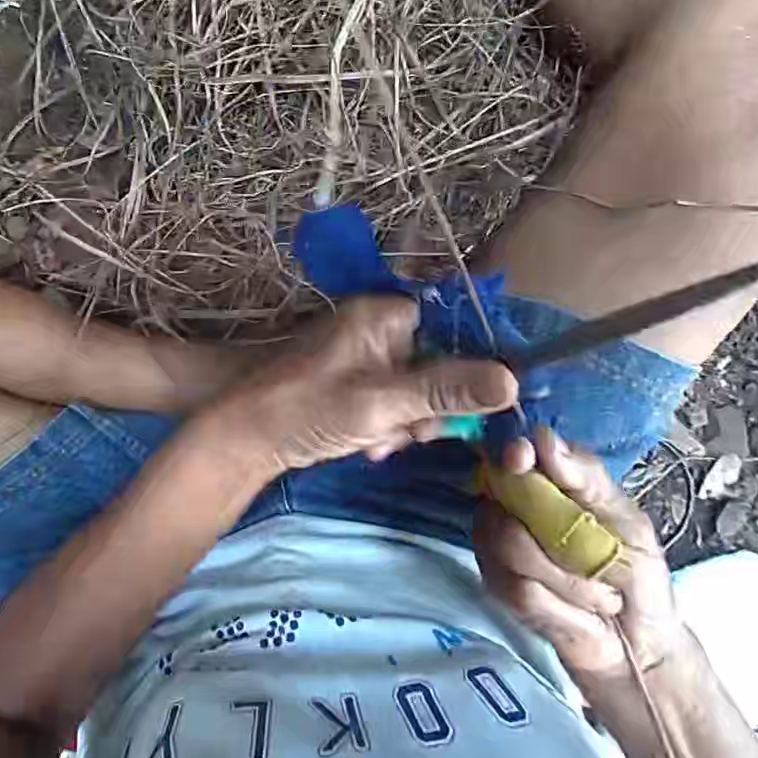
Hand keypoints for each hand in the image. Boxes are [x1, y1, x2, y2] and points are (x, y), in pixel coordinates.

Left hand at [211, 296, 516, 472]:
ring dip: (409, 420)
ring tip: (380, 440)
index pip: (451, 323)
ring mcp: (365, 354)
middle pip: (439, 360)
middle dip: (431, 403)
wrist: (246, 435)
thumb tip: (512, 379)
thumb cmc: (308, 408)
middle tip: (415, 431)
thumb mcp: (382, 402)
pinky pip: (394, 399)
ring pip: (418, 387)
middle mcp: (376, 326)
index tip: (487, 400)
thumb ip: (445, 390)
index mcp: (381, 313)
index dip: (473, 361)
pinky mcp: (356, 381)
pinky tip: (369, 444)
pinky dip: (389, 424)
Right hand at [474, 427, 685, 680]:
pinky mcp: (496, 583)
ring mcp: (497, 541)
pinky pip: (519, 588)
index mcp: (545, 476)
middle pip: (505, 497)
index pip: (514, 450)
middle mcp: (511, 501)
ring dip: (567, 578)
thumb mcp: (628, 520)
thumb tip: (543, 440)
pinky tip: (578, 611)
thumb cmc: (636, 570)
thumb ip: (585, 477)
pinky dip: (561, 605)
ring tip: (597, 591)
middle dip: (559, 535)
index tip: (522, 458)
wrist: (640, 644)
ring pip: (511, 544)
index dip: (514, 452)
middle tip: (597, 557)